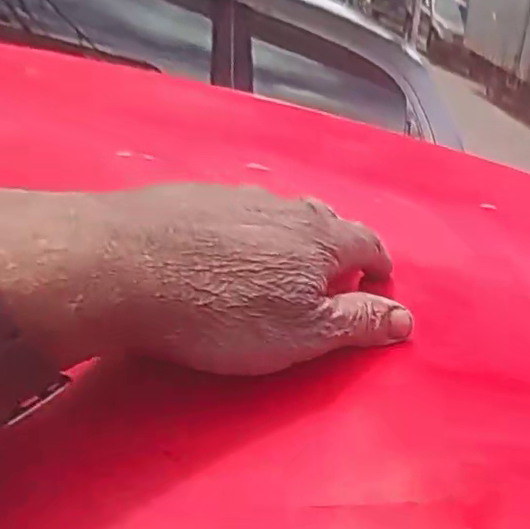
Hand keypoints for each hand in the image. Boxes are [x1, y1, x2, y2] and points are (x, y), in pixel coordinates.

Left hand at [0, 184, 412, 477]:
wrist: (121, 268)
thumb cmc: (227, 313)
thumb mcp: (307, 333)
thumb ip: (361, 323)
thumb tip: (408, 320)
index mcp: (323, 237)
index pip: (373, 246)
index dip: (380, 275)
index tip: (369, 303)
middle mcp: (285, 205)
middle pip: (329, 225)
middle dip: (336, 258)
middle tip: (320, 296)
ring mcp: (235, 195)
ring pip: (280, 217)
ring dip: (289, 245)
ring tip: (269, 281)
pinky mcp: (189, 197)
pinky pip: (236, 216)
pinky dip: (245, 237)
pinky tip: (219, 263)